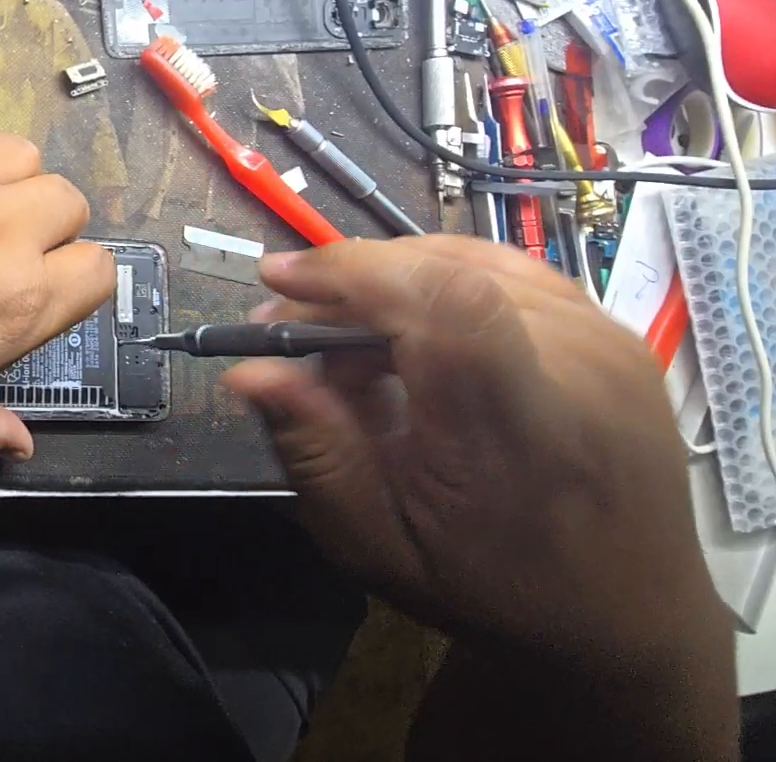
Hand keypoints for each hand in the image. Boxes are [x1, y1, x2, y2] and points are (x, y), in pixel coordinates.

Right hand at [222, 237, 728, 675]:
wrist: (624, 616)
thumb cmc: (486, 583)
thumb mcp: (374, 542)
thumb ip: (314, 453)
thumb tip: (251, 373)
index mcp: (519, 432)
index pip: (448, 302)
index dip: (355, 271)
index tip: (277, 280)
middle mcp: (582, 372)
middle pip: (441, 272)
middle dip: (344, 284)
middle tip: (289, 329)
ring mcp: (609, 345)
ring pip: (465, 259)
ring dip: (384, 283)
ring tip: (347, 342)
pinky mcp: (613, 335)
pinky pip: (503, 269)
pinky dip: (431, 281)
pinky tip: (403, 325)